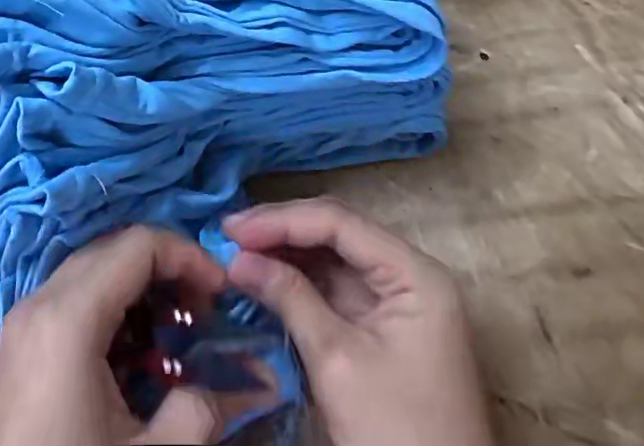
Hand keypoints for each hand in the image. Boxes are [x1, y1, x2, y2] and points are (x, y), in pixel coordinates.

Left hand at [0, 226, 232, 445]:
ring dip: (137, 288)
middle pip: (112, 251)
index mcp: (68, 316)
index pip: (137, 246)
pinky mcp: (17, 346)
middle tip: (206, 312)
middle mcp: (39, 302)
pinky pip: (69, 300)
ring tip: (177, 332)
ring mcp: (22, 322)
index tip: (224, 293)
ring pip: (90, 272)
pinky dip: (109, 308)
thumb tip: (252, 383)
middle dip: (166, 269)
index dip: (188, 256)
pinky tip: (135, 354)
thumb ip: (200, 412)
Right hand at [225, 198, 492, 445]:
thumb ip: (288, 297)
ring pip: (330, 253)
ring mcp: (396, 297)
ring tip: (238, 249)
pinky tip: (263, 274)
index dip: (281, 219)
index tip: (232, 229)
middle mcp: (409, 273)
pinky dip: (296, 277)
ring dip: (284, 250)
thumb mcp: (336, 359)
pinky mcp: (381, 321)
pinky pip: (332, 283)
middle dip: (280, 229)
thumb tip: (235, 259)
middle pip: (335, 230)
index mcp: (414, 274)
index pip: (338, 222)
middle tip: (229, 233)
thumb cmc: (396, 430)